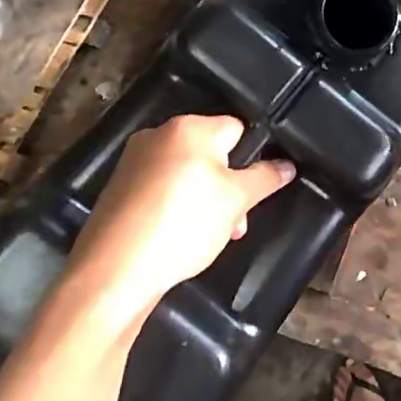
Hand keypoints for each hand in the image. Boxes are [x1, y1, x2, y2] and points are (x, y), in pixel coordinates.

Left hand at [64, 115, 294, 324]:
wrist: (113, 272)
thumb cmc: (182, 226)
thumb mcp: (237, 201)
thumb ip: (266, 178)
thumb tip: (287, 165)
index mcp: (190, 128)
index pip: (238, 129)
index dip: (253, 159)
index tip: (256, 190)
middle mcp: (159, 134)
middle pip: (213, 153)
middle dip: (230, 186)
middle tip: (237, 221)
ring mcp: (134, 161)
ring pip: (188, 173)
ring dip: (208, 199)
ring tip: (213, 235)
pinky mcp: (119, 189)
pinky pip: (163, 188)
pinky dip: (178, 206)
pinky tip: (181, 237)